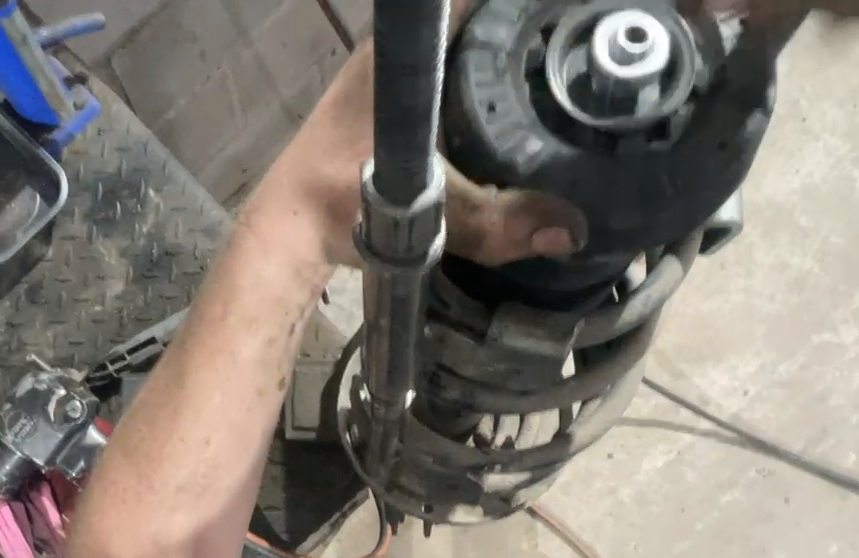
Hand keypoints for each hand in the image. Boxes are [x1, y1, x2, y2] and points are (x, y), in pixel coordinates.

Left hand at [244, 36, 587, 268]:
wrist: (289, 230)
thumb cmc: (340, 204)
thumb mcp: (429, 212)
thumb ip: (498, 223)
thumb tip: (569, 233)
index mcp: (408, 50)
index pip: (478, 4)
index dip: (522, 14)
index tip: (565, 23)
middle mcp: (398, 52)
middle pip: (475, 24)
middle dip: (520, 40)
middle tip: (569, 62)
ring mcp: (388, 79)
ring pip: (458, 55)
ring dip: (498, 65)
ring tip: (553, 83)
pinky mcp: (385, 110)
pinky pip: (443, 85)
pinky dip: (474, 95)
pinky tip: (504, 119)